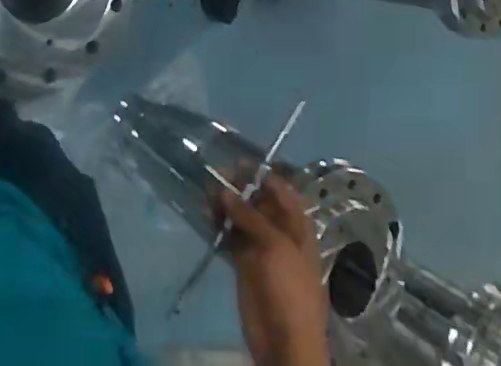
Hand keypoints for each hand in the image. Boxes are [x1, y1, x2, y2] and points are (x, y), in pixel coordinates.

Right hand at [216, 176, 330, 365]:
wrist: (285, 340)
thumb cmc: (290, 287)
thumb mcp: (275, 245)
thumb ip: (250, 216)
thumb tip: (224, 191)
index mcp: (297, 222)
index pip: (278, 188)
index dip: (259, 173)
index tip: (235, 161)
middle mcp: (279, 229)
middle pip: (257, 200)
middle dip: (237, 187)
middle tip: (213, 173)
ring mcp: (260, 246)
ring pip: (241, 217)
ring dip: (225, 204)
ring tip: (204, 190)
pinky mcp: (243, 262)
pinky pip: (230, 236)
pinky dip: (218, 225)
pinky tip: (204, 213)